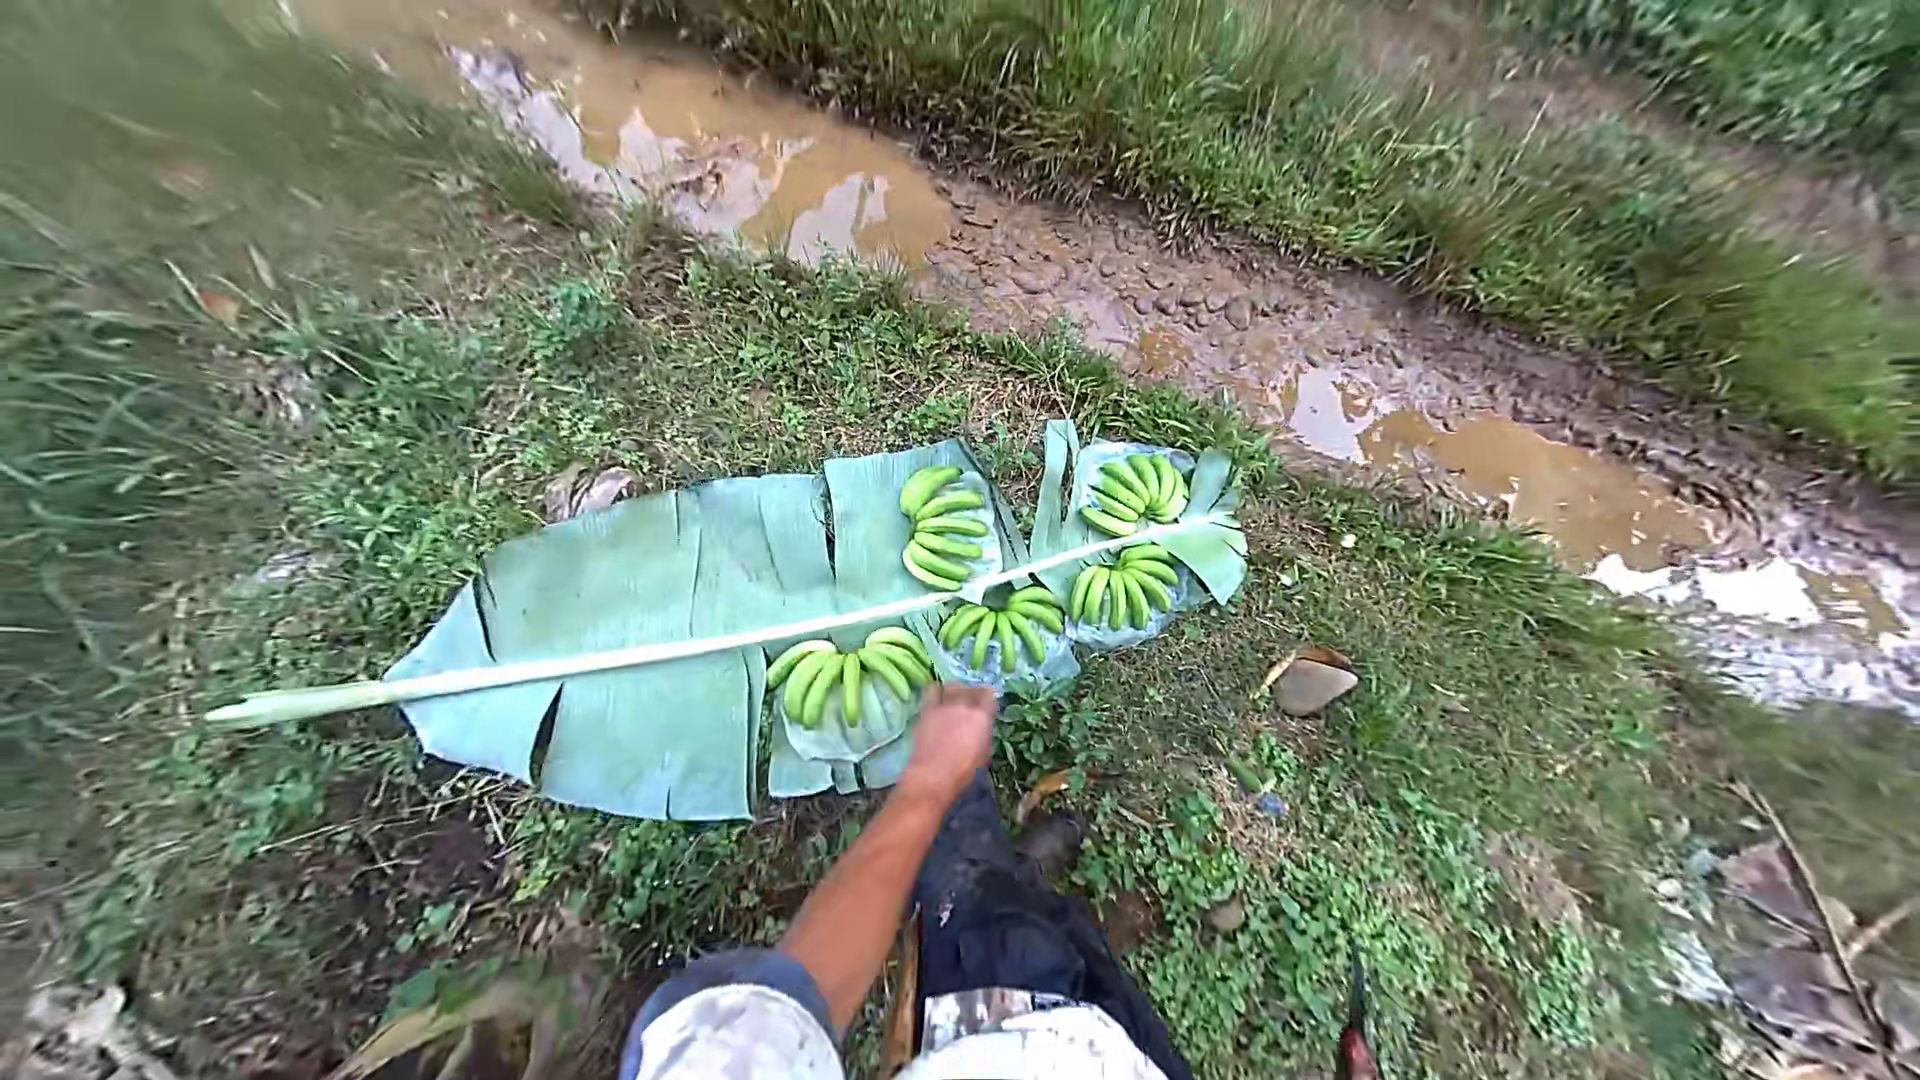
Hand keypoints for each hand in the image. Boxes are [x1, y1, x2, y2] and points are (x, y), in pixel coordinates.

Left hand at [897, 683, 995, 810]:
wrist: (935, 774)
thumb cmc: (964, 770)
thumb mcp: (984, 753)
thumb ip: (984, 734)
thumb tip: (980, 727)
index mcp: (982, 716)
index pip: (989, 695)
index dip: (988, 698)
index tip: (986, 703)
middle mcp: (965, 705)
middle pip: (971, 688)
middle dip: (973, 693)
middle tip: (971, 702)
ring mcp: (945, 705)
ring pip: (952, 685)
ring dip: (955, 689)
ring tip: (953, 697)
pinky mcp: (928, 709)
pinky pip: (932, 690)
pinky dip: (936, 691)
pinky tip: (937, 698)